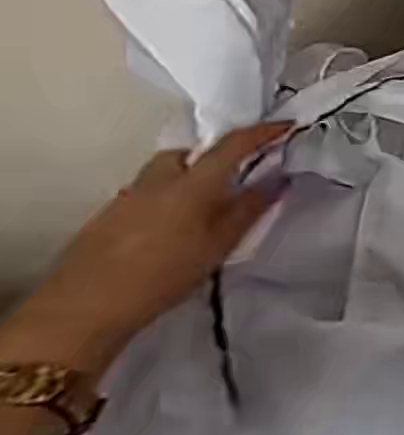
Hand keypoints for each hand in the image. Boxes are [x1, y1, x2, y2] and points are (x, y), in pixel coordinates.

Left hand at [0, 122, 292, 375]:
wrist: (86, 309)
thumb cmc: (167, 273)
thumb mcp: (222, 242)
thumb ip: (252, 206)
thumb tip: (280, 177)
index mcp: (191, 185)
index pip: (231, 146)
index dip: (262, 132)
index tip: (287, 125)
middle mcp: (155, 183)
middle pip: (184, 153)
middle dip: (213, 153)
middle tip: (241, 168)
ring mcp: (126, 200)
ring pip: (162, 172)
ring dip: (189, 175)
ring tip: (211, 200)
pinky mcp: (108, 218)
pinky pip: (146, 193)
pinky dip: (169, 195)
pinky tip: (178, 222)